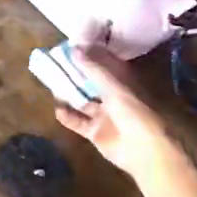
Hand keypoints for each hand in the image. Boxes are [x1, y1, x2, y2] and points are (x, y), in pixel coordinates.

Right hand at [52, 46, 176, 177]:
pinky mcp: (96, 132)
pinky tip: (56, 109)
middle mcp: (115, 98)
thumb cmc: (135, 113)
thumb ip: (94, 69)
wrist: (145, 151)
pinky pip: (78, 122)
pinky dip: (67, 116)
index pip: (106, 65)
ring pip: (83, 101)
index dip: (90, 55)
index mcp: (125, 84)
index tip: (72, 45)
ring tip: (51, 83)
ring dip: (69, 94)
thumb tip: (74, 48)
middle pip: (92, 83)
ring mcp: (105, 116)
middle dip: (76, 74)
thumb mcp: (114, 88)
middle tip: (56, 63)